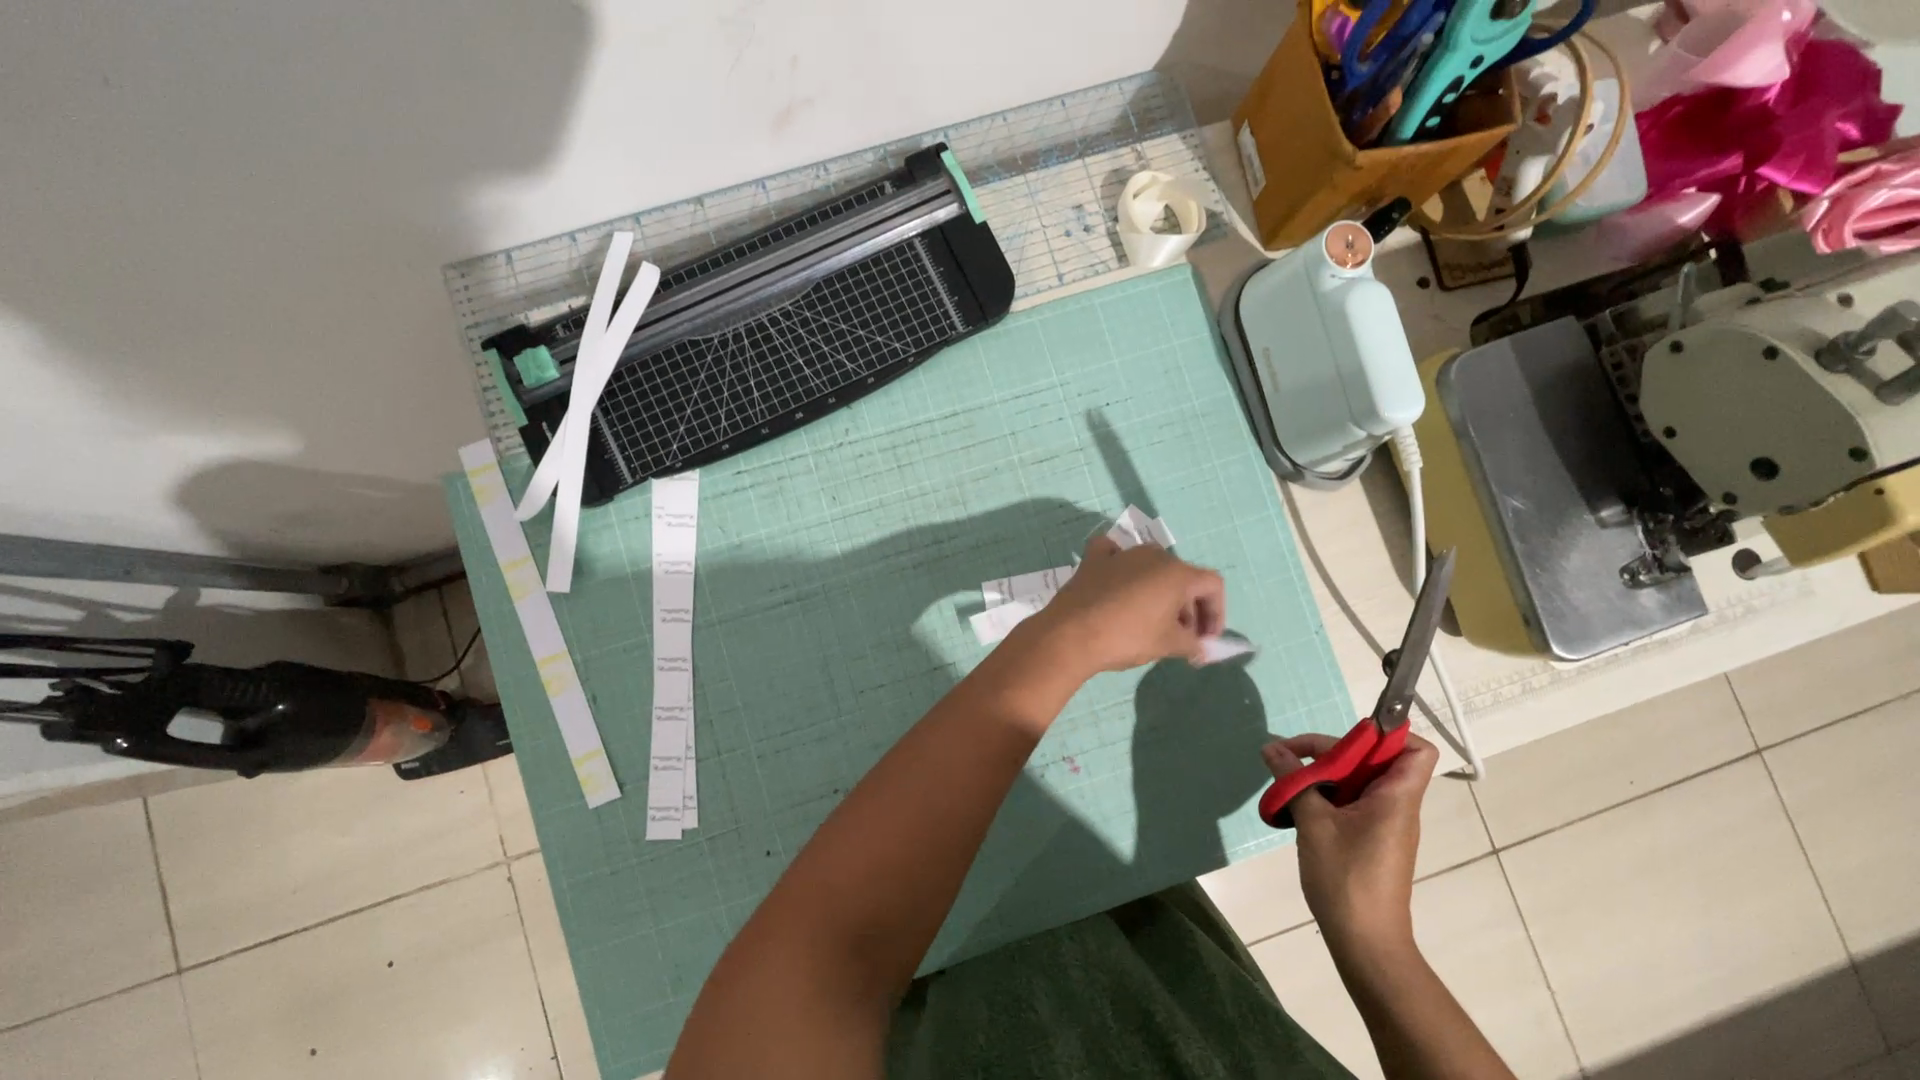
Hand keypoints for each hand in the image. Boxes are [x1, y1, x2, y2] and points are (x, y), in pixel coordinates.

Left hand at [1015, 536, 1224, 675]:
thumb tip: (1200, 647)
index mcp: (1177, 572)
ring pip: (1152, 568)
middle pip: (1182, 577)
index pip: (1213, 585)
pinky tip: (1118, 581)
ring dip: (1159, 592)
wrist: (1071, 635)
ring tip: (1153, 622)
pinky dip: (1121, 566)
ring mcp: (1121, 553)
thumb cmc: (1127, 637)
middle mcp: (1153, 555)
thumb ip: (1192, 643)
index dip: (1216, 613)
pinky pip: (1114, 554)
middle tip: (1182, 638)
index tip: (1205, 640)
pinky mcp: (1094, 559)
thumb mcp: (1167, 645)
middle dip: (1188, 608)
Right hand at [1262, 731, 1437, 958]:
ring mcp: (1387, 825)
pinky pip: (1355, 803)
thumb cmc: (1345, 878)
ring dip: (1328, 775)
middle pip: (1378, 760)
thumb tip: (1273, 748)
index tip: (1344, 739)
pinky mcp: (1373, 841)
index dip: (1388, 734)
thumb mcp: (1313, 823)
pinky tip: (1300, 807)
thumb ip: (1295, 781)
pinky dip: (1330, 797)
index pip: (1416, 749)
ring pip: (1362, 782)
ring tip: (1291, 781)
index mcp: (1397, 797)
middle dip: (1336, 751)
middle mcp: (1398, 806)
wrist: (1364, 942)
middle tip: (1296, 757)